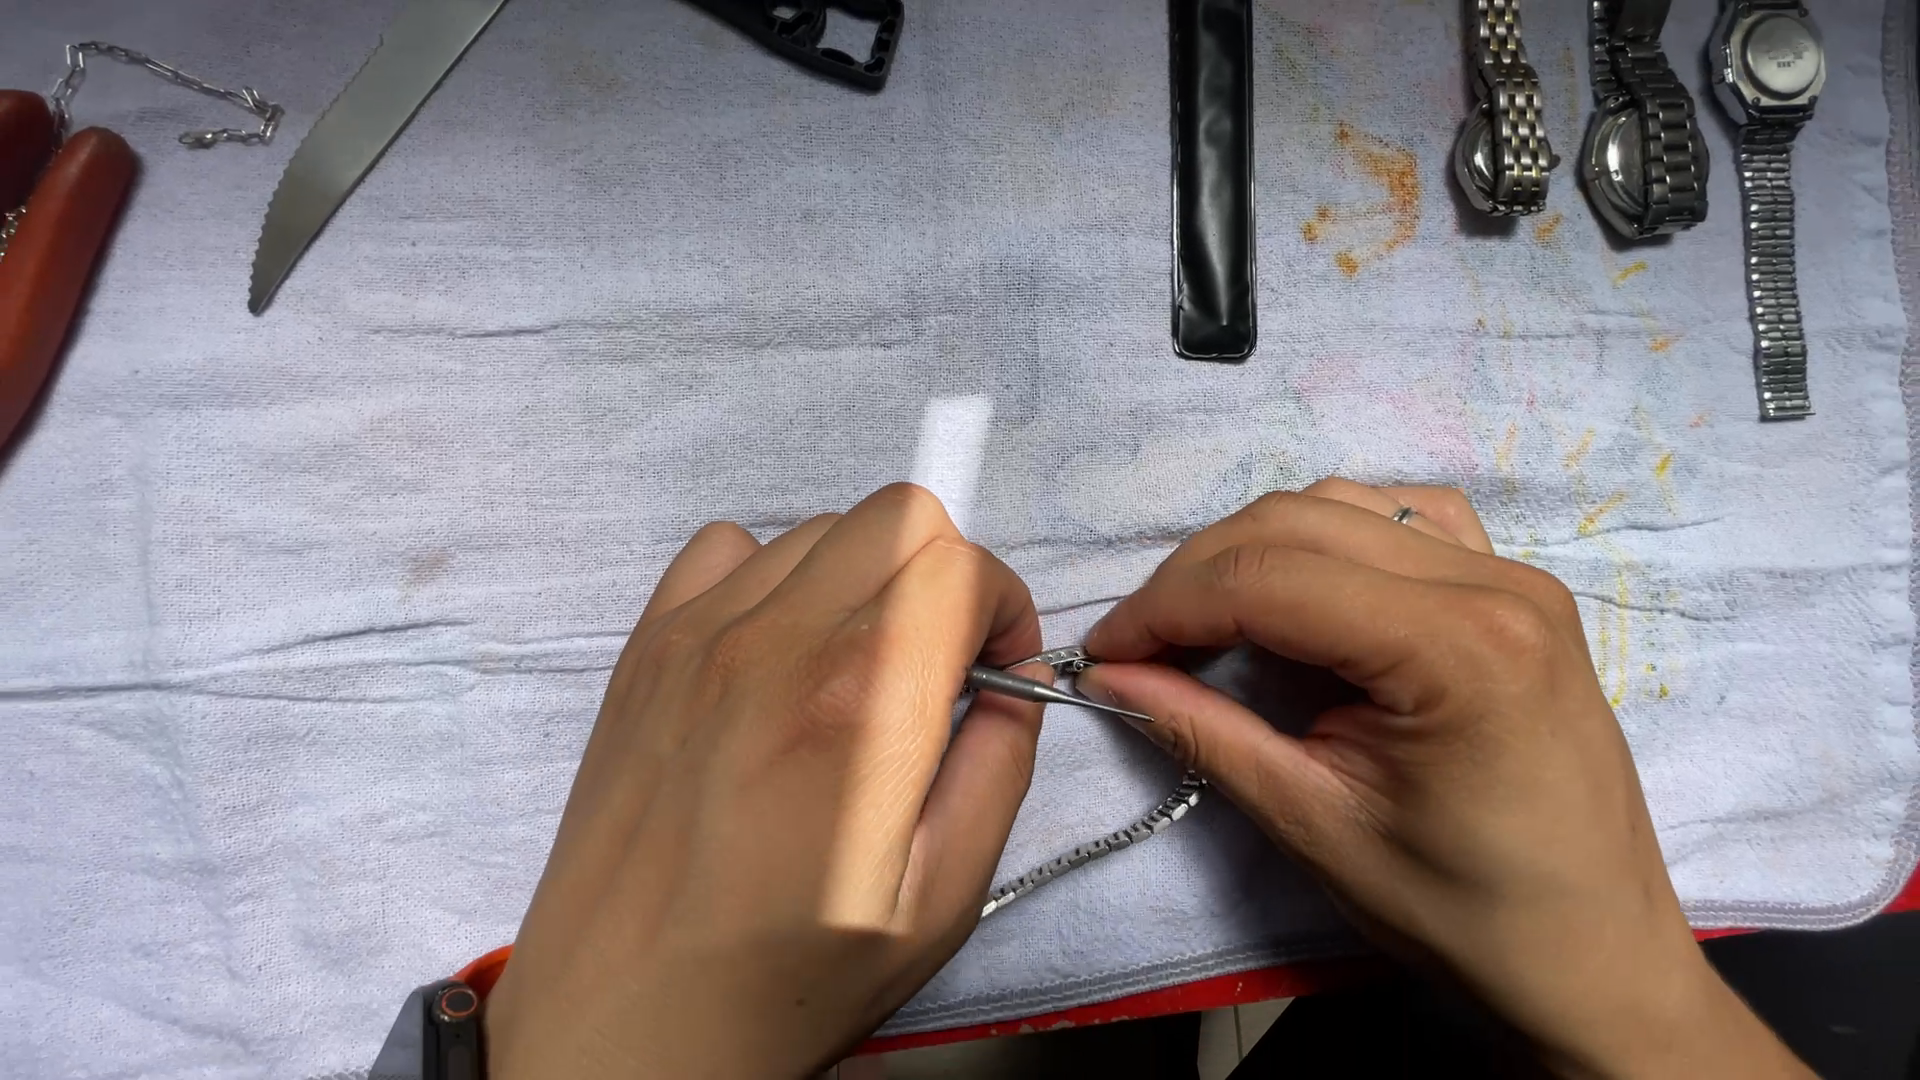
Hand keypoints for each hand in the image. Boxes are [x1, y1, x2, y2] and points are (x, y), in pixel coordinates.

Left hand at [483, 484, 1047, 1078]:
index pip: (960, 567)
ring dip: (865, 578)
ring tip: (852, 661)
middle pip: (899, 516)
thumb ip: (1001, 762)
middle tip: (935, 653)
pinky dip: (774, 576)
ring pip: (822, 530)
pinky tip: (774, 647)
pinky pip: (729, 547)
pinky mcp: (647, 641)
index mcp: (865, 700)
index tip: (994, 664)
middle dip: (944, 572)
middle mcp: (780, 639)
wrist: (625, 1021)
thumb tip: (1015, 677)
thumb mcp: (944, 893)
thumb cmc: (795, 970)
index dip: (1003, 606)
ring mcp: (701, 629)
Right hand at [1077, 479, 1809, 1078]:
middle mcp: (1490, 582)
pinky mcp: (1507, 584)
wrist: (1593, 955)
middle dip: (1191, 577)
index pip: (1265, 581)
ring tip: (1204, 617)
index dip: (1163, 607)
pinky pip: (1393, 515)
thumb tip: (1107, 674)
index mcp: (1455, 647)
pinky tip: (1299, 580)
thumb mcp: (1307, 822)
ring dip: (1246, 550)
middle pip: (1289, 523)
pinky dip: (1319, 534)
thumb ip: (1198, 730)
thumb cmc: (1457, 907)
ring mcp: (1507, 571)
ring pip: (1333, 503)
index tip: (1104, 649)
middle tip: (1140, 641)